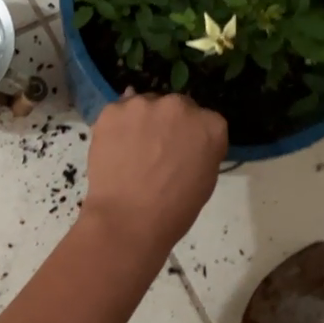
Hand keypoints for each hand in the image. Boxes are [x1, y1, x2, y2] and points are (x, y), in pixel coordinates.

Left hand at [80, 92, 228, 257]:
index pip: (205, 120)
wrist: (128, 218)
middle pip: (175, 106)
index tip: (185, 151)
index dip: (193, 136)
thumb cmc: (174, 208)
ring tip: (133, 149)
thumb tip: (187, 138)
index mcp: (210, 125)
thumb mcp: (205, 178)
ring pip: (145, 105)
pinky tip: (116, 146)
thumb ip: (201, 148)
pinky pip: (118, 111)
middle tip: (157, 148)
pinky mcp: (113, 109)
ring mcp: (143, 104)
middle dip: (169, 123)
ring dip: (142, 120)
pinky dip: (118, 125)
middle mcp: (178, 106)